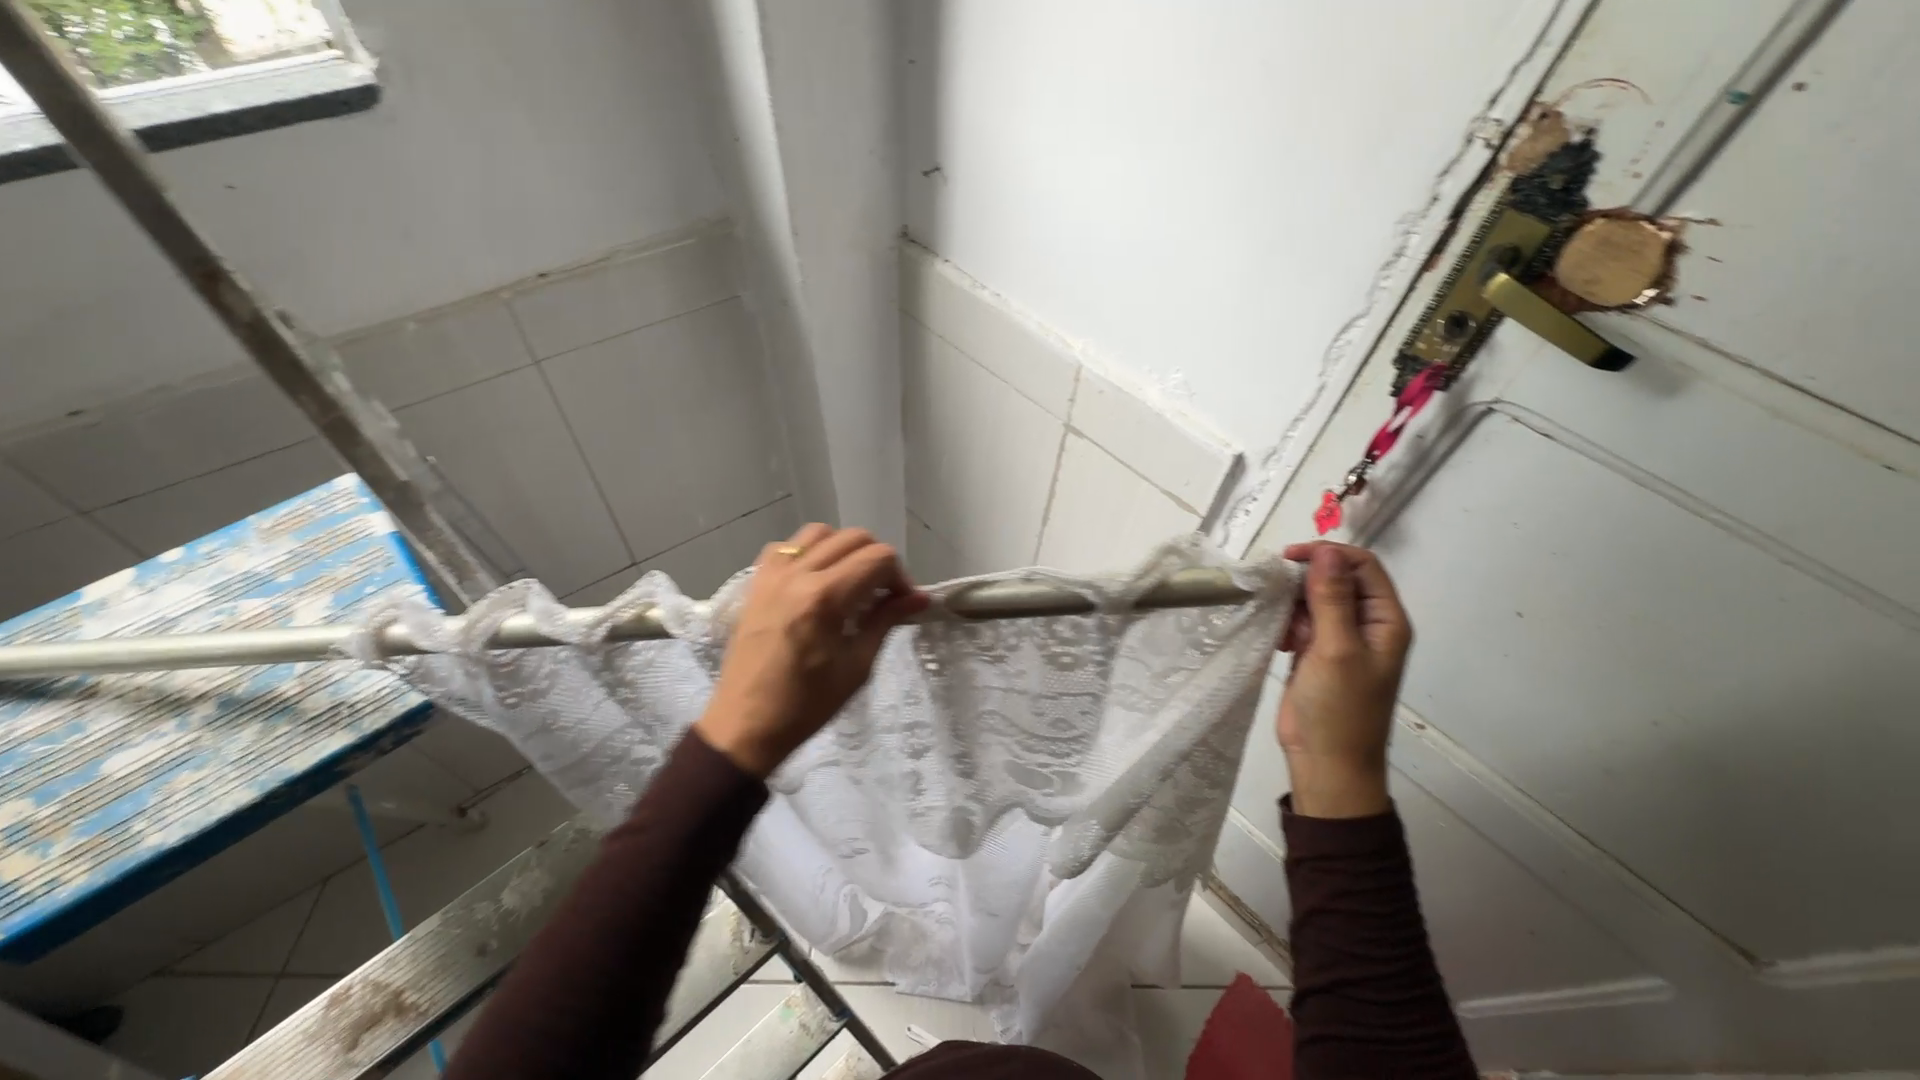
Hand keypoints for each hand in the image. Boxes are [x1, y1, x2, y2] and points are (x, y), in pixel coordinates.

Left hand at [695, 524, 929, 776]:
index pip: (878, 559)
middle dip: (878, 560)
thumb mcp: (857, 666)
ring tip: (850, 582)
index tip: (903, 603)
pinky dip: (808, 552)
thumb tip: (919, 598)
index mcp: (825, 598)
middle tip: (883, 594)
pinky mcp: (756, 584)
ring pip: (819, 534)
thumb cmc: (807, 705)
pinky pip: (786, 547)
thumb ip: (886, 621)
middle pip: (853, 538)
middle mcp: (797, 575)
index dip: (900, 576)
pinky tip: (815, 580)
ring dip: (843, 550)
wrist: (746, 725)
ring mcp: (772, 576)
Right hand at [1275, 542, 1412, 817]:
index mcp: (1385, 621)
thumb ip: (1331, 598)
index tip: (1290, 558)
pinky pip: (1301, 623)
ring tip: (1283, 630)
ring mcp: (1341, 640)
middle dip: (1306, 582)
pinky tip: (1280, 643)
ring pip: (1315, 600)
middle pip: (1337, 579)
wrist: (1327, 763)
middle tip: (1277, 594)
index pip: (1363, 566)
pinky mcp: (1317, 654)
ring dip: (1293, 606)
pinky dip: (1287, 625)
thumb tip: (1326, 552)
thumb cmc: (1339, 709)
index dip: (1329, 555)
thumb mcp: (1336, 649)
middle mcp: (1367, 625)